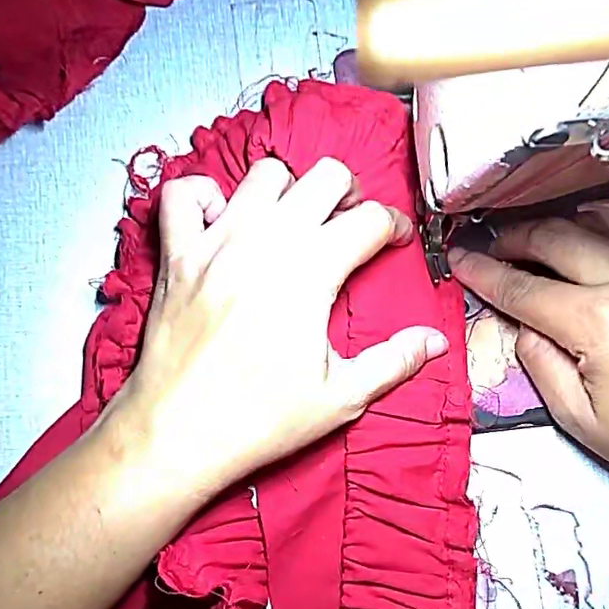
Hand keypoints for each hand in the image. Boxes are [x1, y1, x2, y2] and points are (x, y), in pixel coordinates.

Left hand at [96, 157, 449, 503]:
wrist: (178, 434)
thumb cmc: (258, 420)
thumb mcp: (341, 398)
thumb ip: (394, 362)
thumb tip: (433, 342)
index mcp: (311, 271)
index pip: (370, 219)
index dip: (395, 225)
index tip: (395, 240)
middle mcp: (264, 242)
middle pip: (324, 178)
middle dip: (349, 194)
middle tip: (349, 224)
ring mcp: (214, 244)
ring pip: (263, 174)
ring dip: (288, 190)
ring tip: (293, 221)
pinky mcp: (176, 256)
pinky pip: (184, 195)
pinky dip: (205, 196)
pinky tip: (222, 222)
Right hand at [450, 216, 608, 529]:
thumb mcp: (581, 421)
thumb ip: (538, 361)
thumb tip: (519, 323)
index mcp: (605, 325)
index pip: (524, 288)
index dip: (483, 272)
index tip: (458, 259)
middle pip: (560, 238)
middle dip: (514, 238)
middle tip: (491, 247)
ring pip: (607, 222)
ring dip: (562, 227)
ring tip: (537, 241)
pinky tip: (598, 243)